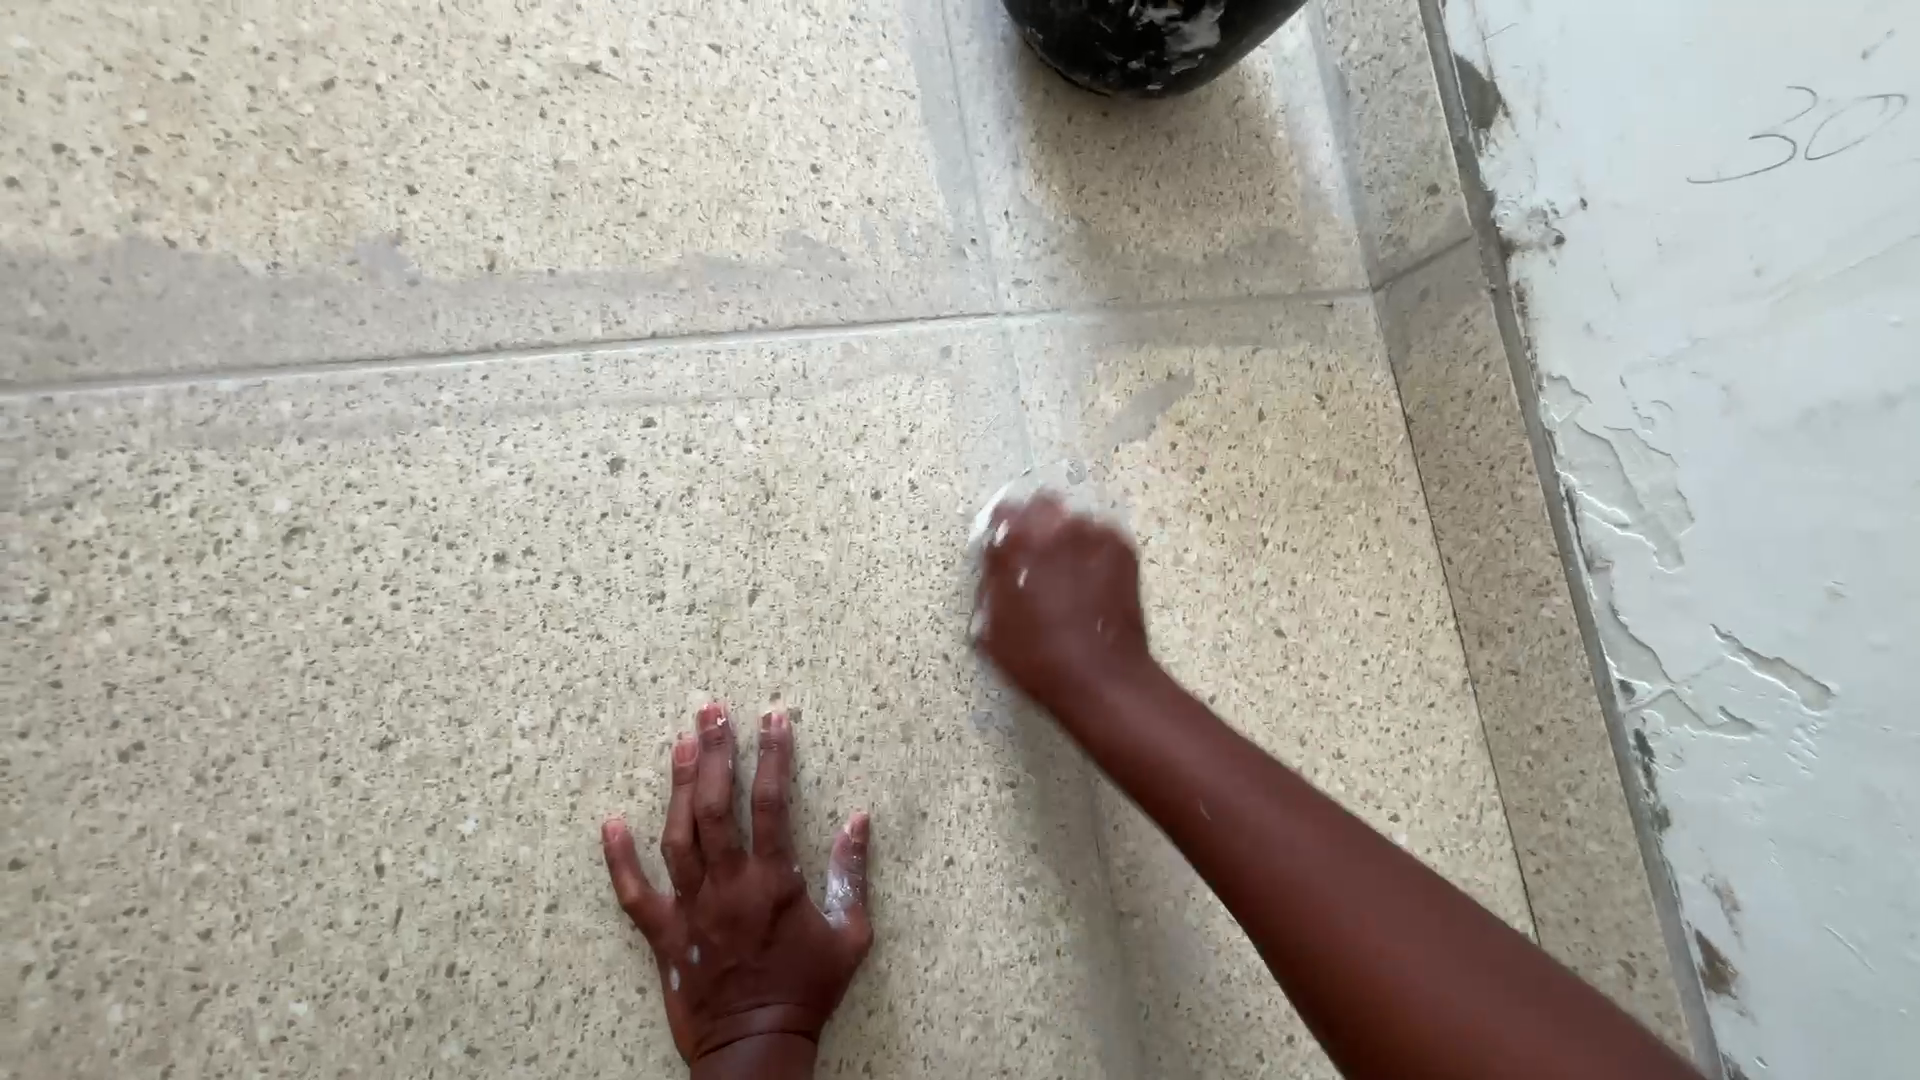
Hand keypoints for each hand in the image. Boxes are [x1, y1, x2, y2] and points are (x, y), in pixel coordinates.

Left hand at [602, 703, 872, 1070]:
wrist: (756, 1049)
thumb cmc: (808, 990)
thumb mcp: (851, 934)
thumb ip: (854, 873)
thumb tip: (860, 818)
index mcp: (774, 883)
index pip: (773, 803)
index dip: (774, 755)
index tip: (774, 717)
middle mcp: (728, 886)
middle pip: (717, 808)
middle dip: (718, 753)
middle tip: (712, 710)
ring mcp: (690, 909)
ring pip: (678, 837)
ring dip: (680, 786)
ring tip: (682, 742)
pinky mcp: (663, 935)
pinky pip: (633, 894)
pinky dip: (618, 859)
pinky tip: (610, 822)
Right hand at [973, 493, 1151, 709]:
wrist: (1100, 677)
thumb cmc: (1040, 657)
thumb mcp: (993, 625)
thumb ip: (991, 580)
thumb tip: (997, 563)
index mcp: (1017, 542)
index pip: (1001, 511)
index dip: (1000, 530)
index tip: (1002, 547)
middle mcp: (1056, 527)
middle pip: (1042, 505)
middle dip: (1036, 525)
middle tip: (1035, 556)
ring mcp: (1094, 535)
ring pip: (1074, 520)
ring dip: (1067, 538)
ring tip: (1066, 573)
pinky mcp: (1123, 549)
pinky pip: (1100, 537)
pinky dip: (1092, 551)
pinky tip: (1089, 581)